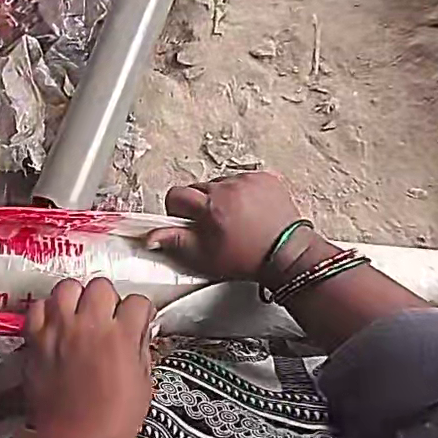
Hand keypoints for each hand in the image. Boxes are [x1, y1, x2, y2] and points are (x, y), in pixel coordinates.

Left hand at [12, 278, 154, 437]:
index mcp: (121, 337)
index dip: (140, 313)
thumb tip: (138, 331)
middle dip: (108, 300)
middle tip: (107, 318)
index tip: (136, 322)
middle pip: (101, 286)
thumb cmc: (112, 423)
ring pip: (68, 286)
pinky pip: (38, 306)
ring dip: (76, 298)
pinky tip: (55, 325)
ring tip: (79, 315)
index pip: (138, 302)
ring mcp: (59, 328)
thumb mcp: (143, 386)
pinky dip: (47, 311)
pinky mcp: (35, 337)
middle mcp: (89, 325)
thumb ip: (140, 349)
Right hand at [146, 172, 310, 282]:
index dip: (177, 209)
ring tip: (234, 217)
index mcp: (210, 207)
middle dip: (201, 204)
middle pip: (197, 188)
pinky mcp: (264, 178)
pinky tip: (248, 209)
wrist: (287, 255)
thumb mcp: (204, 256)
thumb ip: (174, 242)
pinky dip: (241, 191)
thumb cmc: (247, 259)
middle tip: (213, 223)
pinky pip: (242, 179)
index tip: (187, 221)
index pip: (176, 194)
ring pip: (219, 183)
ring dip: (221, 197)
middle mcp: (228, 189)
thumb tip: (150, 236)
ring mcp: (248, 181)